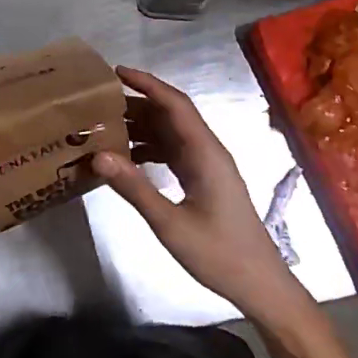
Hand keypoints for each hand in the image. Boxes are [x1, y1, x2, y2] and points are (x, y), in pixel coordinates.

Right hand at [93, 67, 305, 319]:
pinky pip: (171, 152)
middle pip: (170, 115)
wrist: (260, 285)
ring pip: (169, 134)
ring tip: (104, 127)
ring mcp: (206, 166)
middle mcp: (207, 151)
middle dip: (135, 104)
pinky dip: (147, 148)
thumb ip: (135, 188)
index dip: (147, 84)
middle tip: (98, 102)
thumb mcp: (170, 224)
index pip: (175, 104)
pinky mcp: (202, 181)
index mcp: (205, 153)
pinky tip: (124, 158)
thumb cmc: (219, 254)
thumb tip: (98, 156)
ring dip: (140, 127)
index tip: (116, 72)